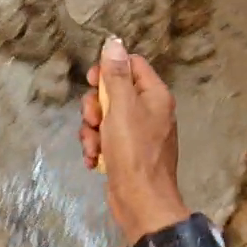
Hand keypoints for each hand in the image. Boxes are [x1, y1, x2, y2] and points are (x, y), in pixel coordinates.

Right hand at [82, 36, 189, 244]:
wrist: (141, 204)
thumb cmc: (134, 152)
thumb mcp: (121, 108)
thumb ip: (115, 74)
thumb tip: (114, 42)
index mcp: (154, 96)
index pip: (131, 64)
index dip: (108, 69)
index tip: (93, 82)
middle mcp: (149, 111)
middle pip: (112, 90)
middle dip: (95, 105)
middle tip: (94, 119)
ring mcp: (138, 133)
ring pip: (104, 115)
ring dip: (91, 129)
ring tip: (93, 145)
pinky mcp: (127, 152)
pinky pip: (104, 137)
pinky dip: (95, 146)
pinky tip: (93, 158)